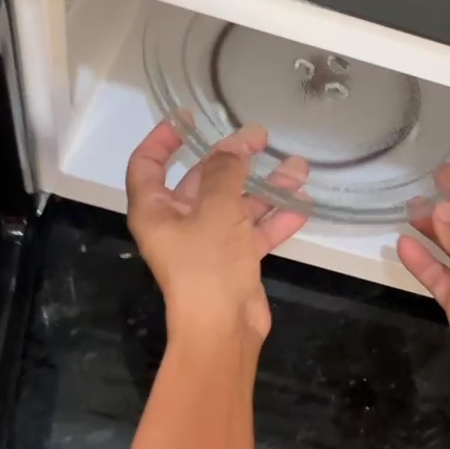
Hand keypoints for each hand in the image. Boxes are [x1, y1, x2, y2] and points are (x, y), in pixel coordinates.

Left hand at [125, 118, 308, 347]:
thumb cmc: (207, 264)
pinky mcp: (234, 260)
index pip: (147, 164)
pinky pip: (255, 231)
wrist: (223, 330)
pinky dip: (276, 218)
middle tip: (261, 137)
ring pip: (236, 204)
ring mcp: (208, 242)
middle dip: (232, 158)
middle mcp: (178, 223)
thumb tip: (234, 145)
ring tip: (298, 167)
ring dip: (265, 187)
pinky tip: (302, 204)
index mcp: (156, 210)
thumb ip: (225, 170)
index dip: (162, 138)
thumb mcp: (215, 209)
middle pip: (202, 179)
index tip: (187, 118)